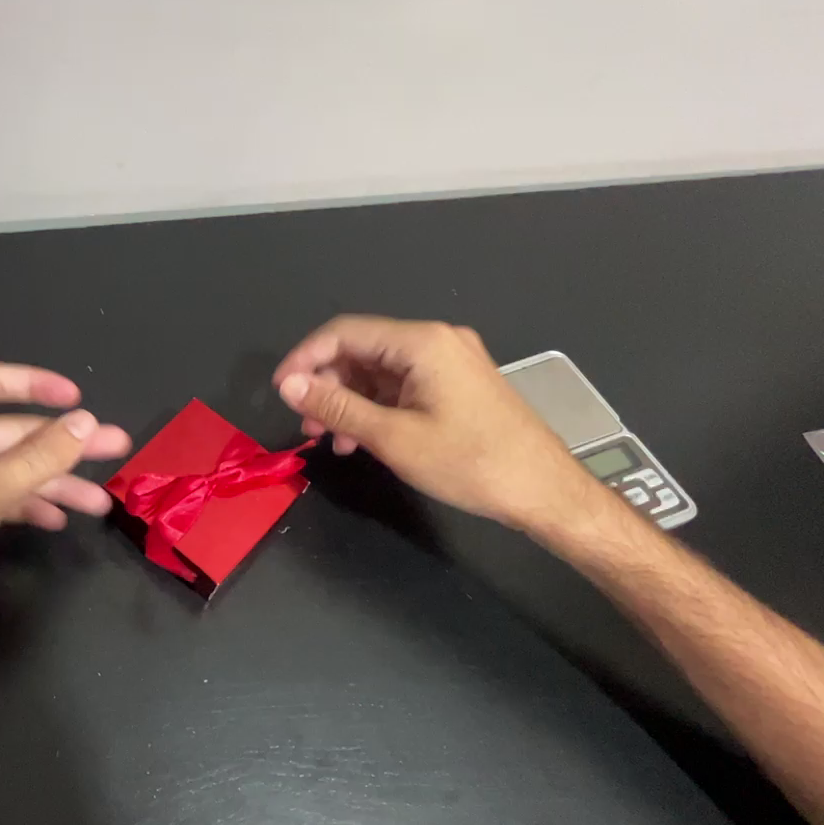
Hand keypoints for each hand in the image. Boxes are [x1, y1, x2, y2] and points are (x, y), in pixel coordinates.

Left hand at [0, 362, 130, 646]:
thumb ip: (41, 455)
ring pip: (13, 470)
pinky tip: (57, 522)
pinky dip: (28, 506)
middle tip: (118, 451)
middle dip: (65, 444)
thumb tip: (87, 421)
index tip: (80, 401)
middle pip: (16, 432)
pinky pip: (0, 498)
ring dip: (55, 483)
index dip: (38, 385)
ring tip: (99, 504)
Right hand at [272, 315, 606, 531]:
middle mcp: (435, 342)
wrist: (544, 491)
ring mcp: (448, 362)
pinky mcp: (454, 384)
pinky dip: (372, 408)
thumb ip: (336, 406)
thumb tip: (289, 385)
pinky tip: (360, 440)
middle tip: (305, 424)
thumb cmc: (469, 463)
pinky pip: (398, 386)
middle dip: (325, 384)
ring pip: (376, 371)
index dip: (304, 359)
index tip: (279, 391)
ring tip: (329, 438)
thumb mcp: (393, 437)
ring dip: (346, 401)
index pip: (344, 333)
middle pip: (359, 350)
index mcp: (422, 343)